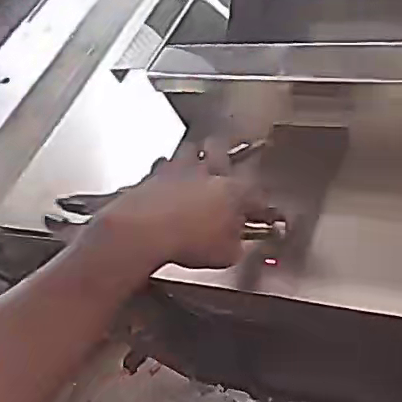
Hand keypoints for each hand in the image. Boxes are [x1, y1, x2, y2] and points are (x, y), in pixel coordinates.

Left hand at [81, 139, 266, 271]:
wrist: (142, 233)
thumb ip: (236, 245)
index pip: (254, 191)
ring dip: (194, 154)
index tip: (257, 209)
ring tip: (195, 163)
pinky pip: (161, 166)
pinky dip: (165, 171)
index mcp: (233, 190)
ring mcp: (177, 170)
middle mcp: (207, 172)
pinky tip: (165, 181)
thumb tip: (236, 246)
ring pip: (189, 148)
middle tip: (225, 159)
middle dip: (225, 151)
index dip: (258, 201)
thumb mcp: (225, 255)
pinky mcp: (151, 176)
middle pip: (220, 146)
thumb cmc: (187, 240)